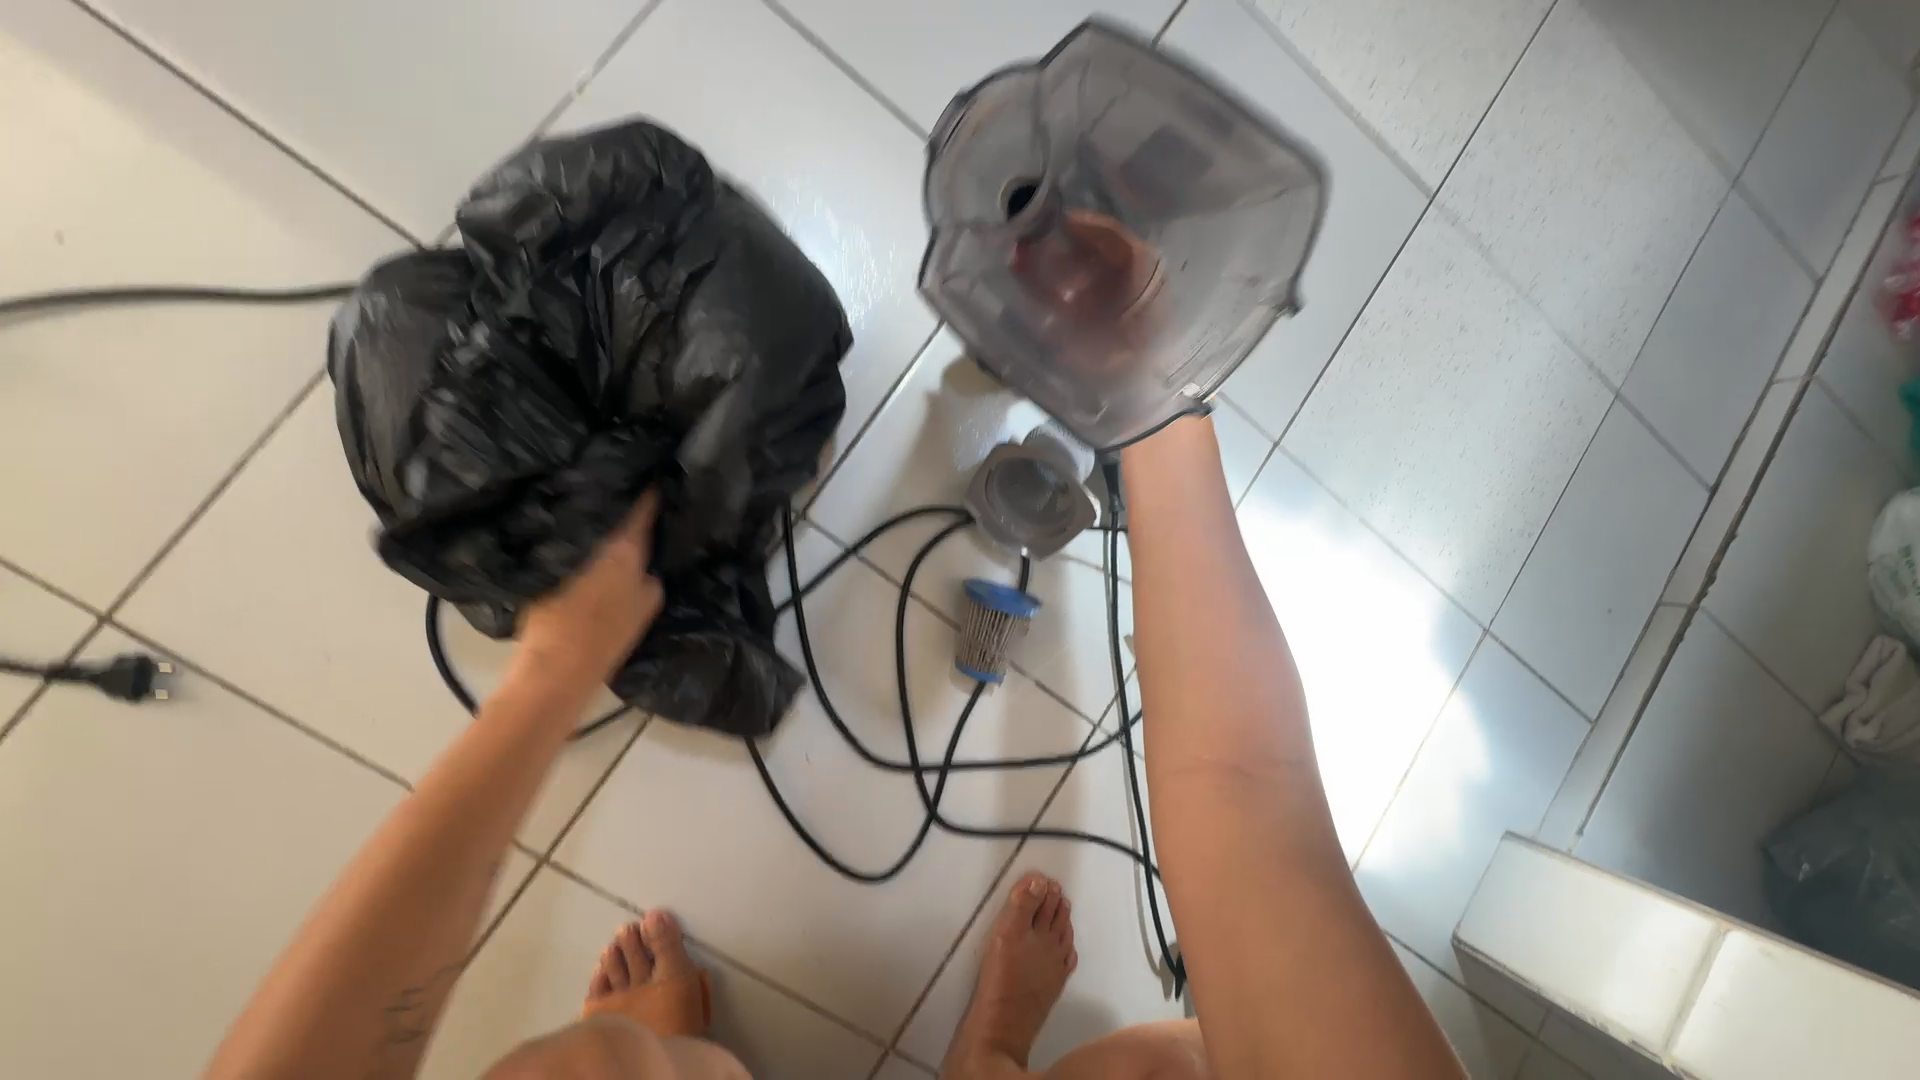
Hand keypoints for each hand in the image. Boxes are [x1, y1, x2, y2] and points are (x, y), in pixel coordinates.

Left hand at [516, 489, 665, 687]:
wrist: (556, 667)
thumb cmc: (609, 637)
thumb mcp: (649, 604)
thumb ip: (651, 573)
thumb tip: (647, 555)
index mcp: (624, 543)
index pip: (644, 503)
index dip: (654, 487)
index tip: (662, 475)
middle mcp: (593, 537)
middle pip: (613, 506)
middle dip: (624, 498)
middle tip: (643, 492)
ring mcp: (566, 547)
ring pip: (590, 521)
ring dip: (602, 516)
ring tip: (619, 513)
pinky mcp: (543, 561)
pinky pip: (571, 538)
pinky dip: (582, 536)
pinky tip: (591, 540)